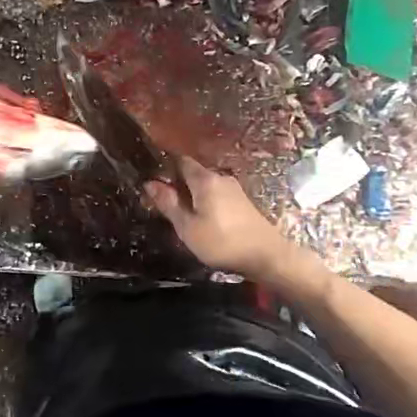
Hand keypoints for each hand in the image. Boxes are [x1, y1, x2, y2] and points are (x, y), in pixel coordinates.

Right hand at [144, 157, 293, 279]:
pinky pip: (217, 195)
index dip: (165, 166)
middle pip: (194, 173)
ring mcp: (234, 190)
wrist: (267, 256)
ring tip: (180, 212)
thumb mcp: (188, 227)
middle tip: (161, 200)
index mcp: (205, 180)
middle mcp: (220, 178)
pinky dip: (206, 202)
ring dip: (192, 195)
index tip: (152, 177)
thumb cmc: (222, 242)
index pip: (181, 160)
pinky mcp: (243, 203)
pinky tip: (202, 218)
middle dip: (178, 183)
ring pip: (206, 186)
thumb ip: (169, 204)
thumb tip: (150, 182)